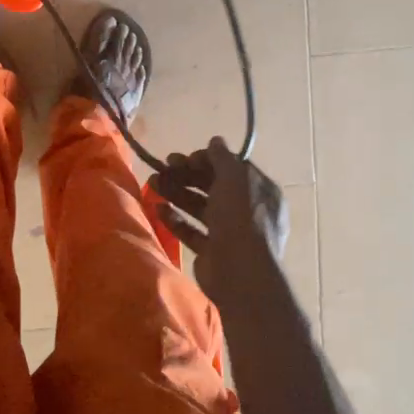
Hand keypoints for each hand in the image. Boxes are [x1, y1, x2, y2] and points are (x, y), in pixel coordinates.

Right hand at [147, 138, 289, 296]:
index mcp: (260, 191)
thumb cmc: (241, 216)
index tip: (186, 157)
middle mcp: (248, 211)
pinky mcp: (213, 253)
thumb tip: (216, 141)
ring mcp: (231, 234)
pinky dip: (176, 219)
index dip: (208, 159)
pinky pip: (192, 231)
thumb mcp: (234, 177)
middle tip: (164, 165)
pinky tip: (158, 208)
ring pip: (200, 207)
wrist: (240, 272)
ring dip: (177, 192)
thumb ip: (222, 157)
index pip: (232, 168)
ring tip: (153, 183)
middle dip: (187, 174)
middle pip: (213, 186)